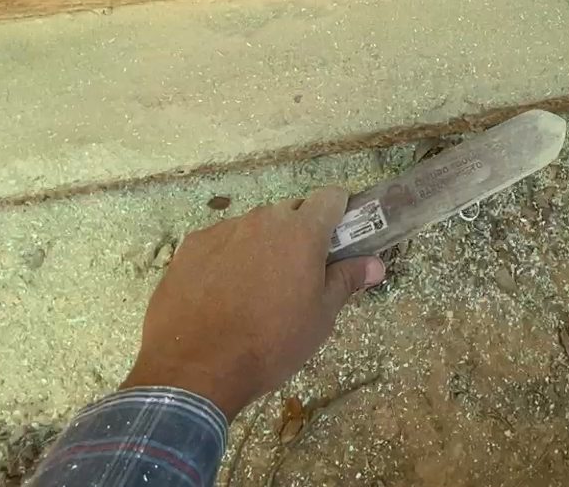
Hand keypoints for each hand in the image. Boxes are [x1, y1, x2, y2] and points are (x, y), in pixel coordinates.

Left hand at [121, 187, 385, 417]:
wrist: (194, 373)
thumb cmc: (271, 343)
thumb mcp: (320, 318)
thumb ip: (347, 280)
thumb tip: (377, 264)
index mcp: (303, 230)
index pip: (331, 196)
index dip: (337, 213)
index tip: (336, 238)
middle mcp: (265, 219)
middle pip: (291, 211)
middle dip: (298, 232)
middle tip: (296, 272)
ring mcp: (225, 230)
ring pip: (255, 226)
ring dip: (262, 244)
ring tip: (253, 287)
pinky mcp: (191, 246)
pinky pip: (221, 240)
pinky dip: (226, 256)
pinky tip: (219, 293)